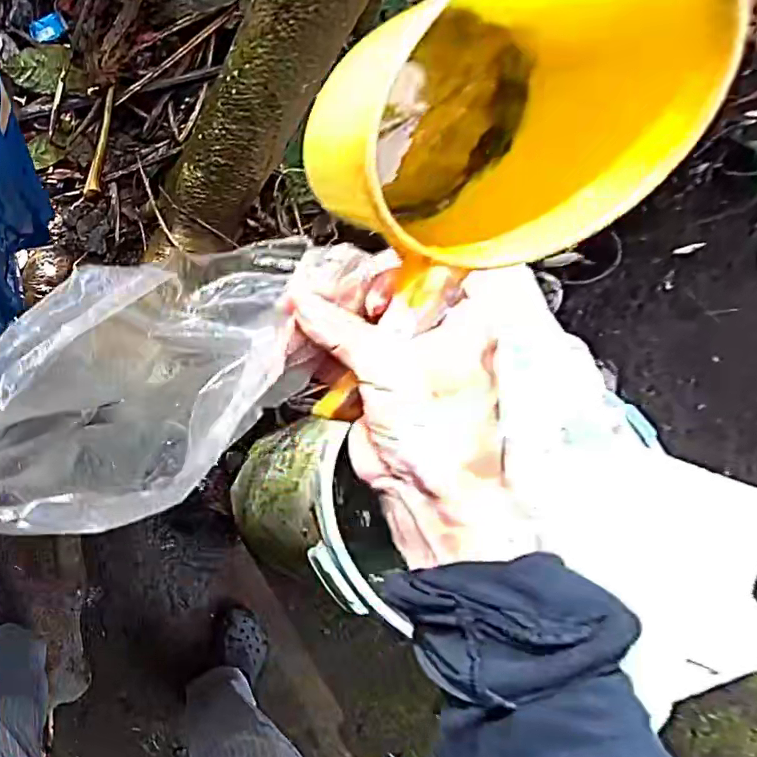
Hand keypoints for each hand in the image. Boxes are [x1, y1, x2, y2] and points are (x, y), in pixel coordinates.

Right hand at [287, 267, 538, 568]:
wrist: (422, 487)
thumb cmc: (442, 435)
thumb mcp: (391, 367)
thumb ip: (343, 330)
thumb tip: (305, 301)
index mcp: (462, 318)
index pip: (421, 269)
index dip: (383, 272)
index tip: (351, 284)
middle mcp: (431, 332)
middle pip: (377, 295)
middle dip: (337, 300)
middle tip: (309, 304)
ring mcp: (397, 356)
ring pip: (352, 324)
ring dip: (318, 327)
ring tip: (294, 330)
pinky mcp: (368, 379)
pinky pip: (336, 352)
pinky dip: (313, 351)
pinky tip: (296, 350)